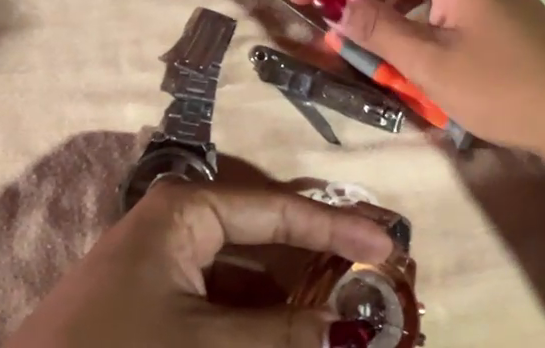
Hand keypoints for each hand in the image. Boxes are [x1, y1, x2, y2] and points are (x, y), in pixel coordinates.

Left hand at [5, 183, 393, 347]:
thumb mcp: (204, 344)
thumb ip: (282, 336)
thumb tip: (353, 331)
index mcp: (187, 209)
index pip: (278, 210)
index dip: (336, 228)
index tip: (388, 244)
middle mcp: (179, 222)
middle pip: (265, 236)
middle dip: (316, 264)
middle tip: (372, 281)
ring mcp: (165, 260)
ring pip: (245, 272)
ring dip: (290, 297)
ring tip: (340, 314)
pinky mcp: (156, 298)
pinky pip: (220, 298)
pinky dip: (257, 316)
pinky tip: (290, 332)